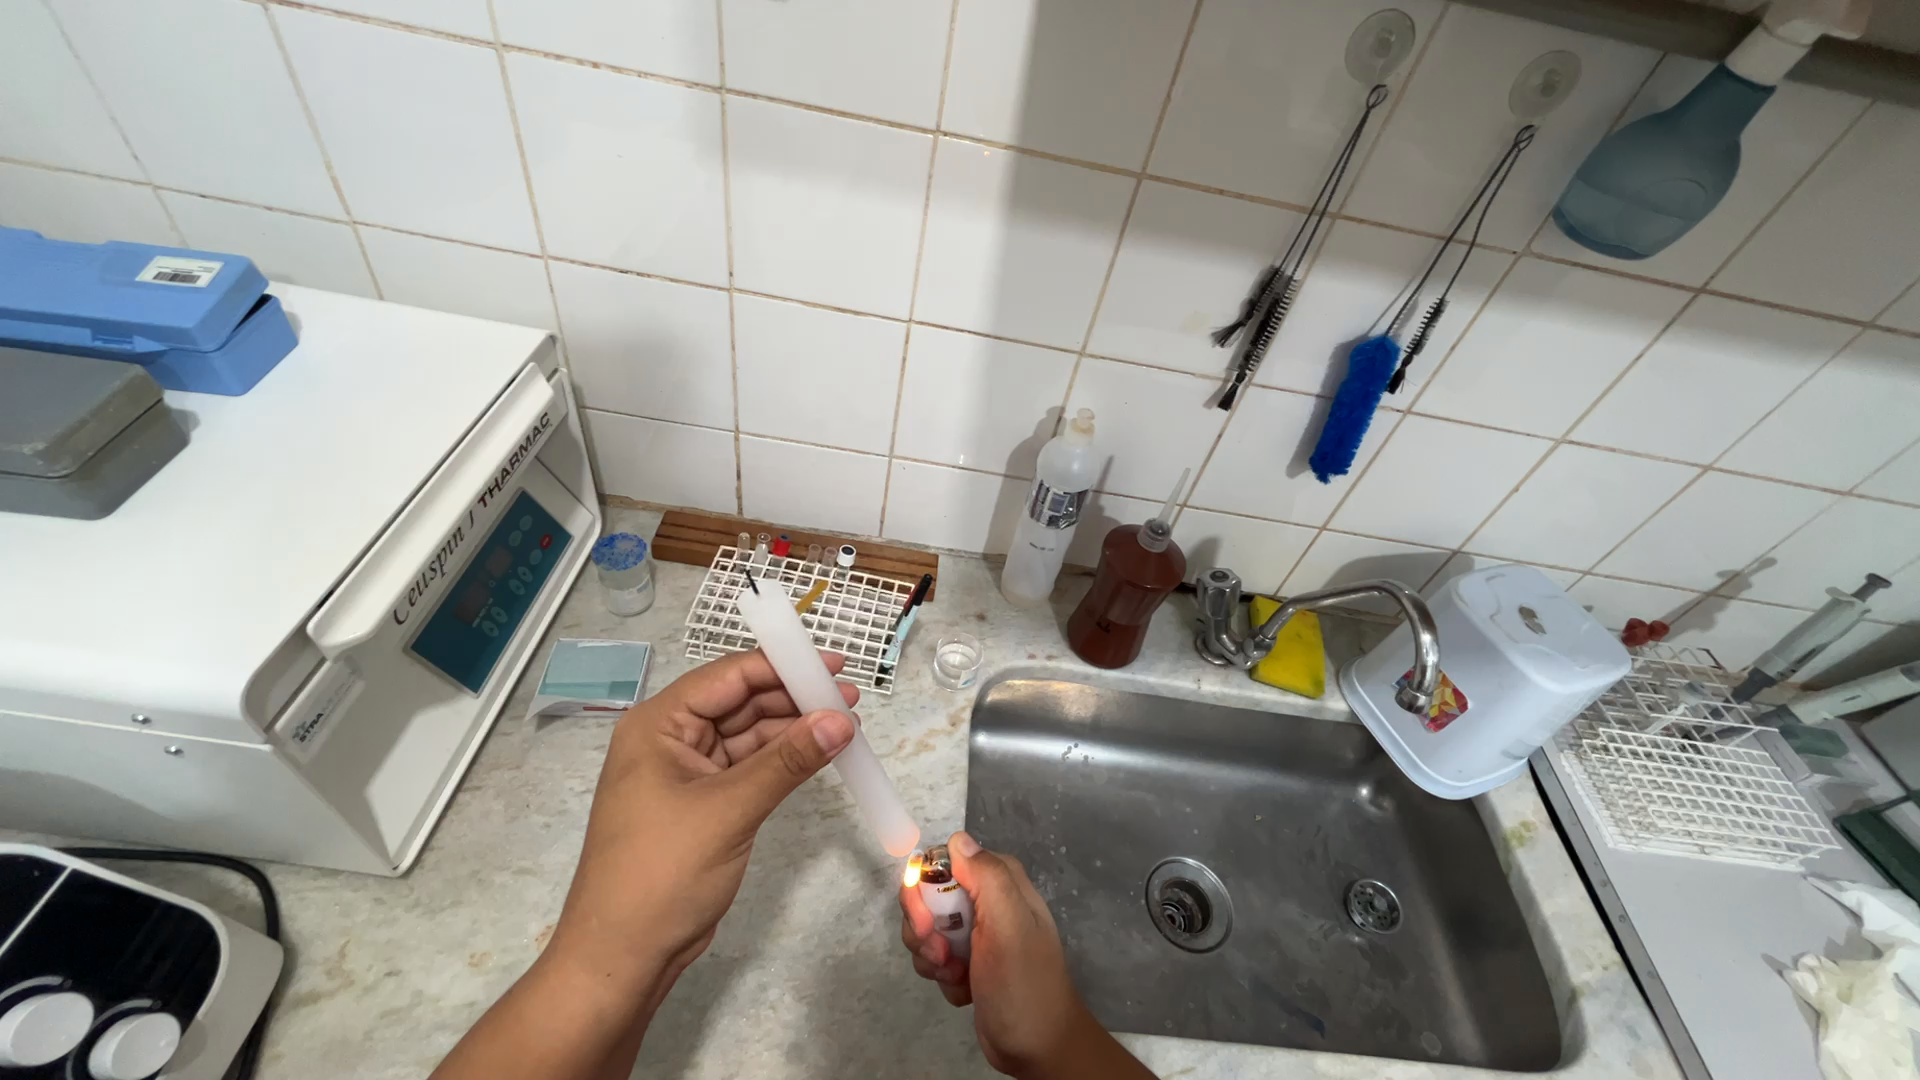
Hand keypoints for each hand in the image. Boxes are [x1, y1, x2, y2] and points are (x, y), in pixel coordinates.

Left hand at [433, 650, 858, 1079]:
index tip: (834, 664)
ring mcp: (690, 771)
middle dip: (795, 698)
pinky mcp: (707, 801)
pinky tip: (821, 751)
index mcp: (659, 724)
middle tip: (850, 697)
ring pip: (751, 733)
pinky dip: (786, 758)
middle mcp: (672, 738)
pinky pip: (752, 765)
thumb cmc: (661, 873)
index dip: (783, 666)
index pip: (728, 676)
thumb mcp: (729, 810)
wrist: (623, 959)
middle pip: (742, 701)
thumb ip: (788, 760)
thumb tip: (843, 720)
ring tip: (847, 723)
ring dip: (795, 728)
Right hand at [900, 832, 1129, 1078]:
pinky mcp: (966, 958)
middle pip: (927, 893)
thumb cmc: (1023, 982)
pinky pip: (934, 954)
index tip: (927, 922)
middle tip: (942, 955)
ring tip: (956, 976)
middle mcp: (986, 897)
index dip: (924, 888)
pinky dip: (941, 974)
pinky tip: (962, 990)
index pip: (942, 860)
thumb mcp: (1009, 925)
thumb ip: (986, 877)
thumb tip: (956, 838)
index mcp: (999, 879)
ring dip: (931, 955)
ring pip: (926, 926)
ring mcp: (975, 929)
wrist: (1036, 1047)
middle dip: (924, 928)